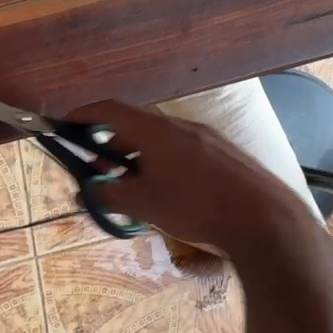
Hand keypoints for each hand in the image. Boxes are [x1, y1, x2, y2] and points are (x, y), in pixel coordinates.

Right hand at [71, 99, 323, 254]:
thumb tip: (86, 192)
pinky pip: (182, 151)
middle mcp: (181, 127)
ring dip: (137, 158)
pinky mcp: (227, 156)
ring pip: (160, 141)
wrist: (267, 222)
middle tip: (97, 169)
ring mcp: (209, 139)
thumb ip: (105, 195)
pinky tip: (165, 192)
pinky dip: (161, 163)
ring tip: (131, 186)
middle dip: (109, 145)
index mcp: (155, 131)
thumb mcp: (139, 204)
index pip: (110, 110)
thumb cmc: (194, 206)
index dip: (84, 115)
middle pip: (135, 126)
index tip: (65, 125)